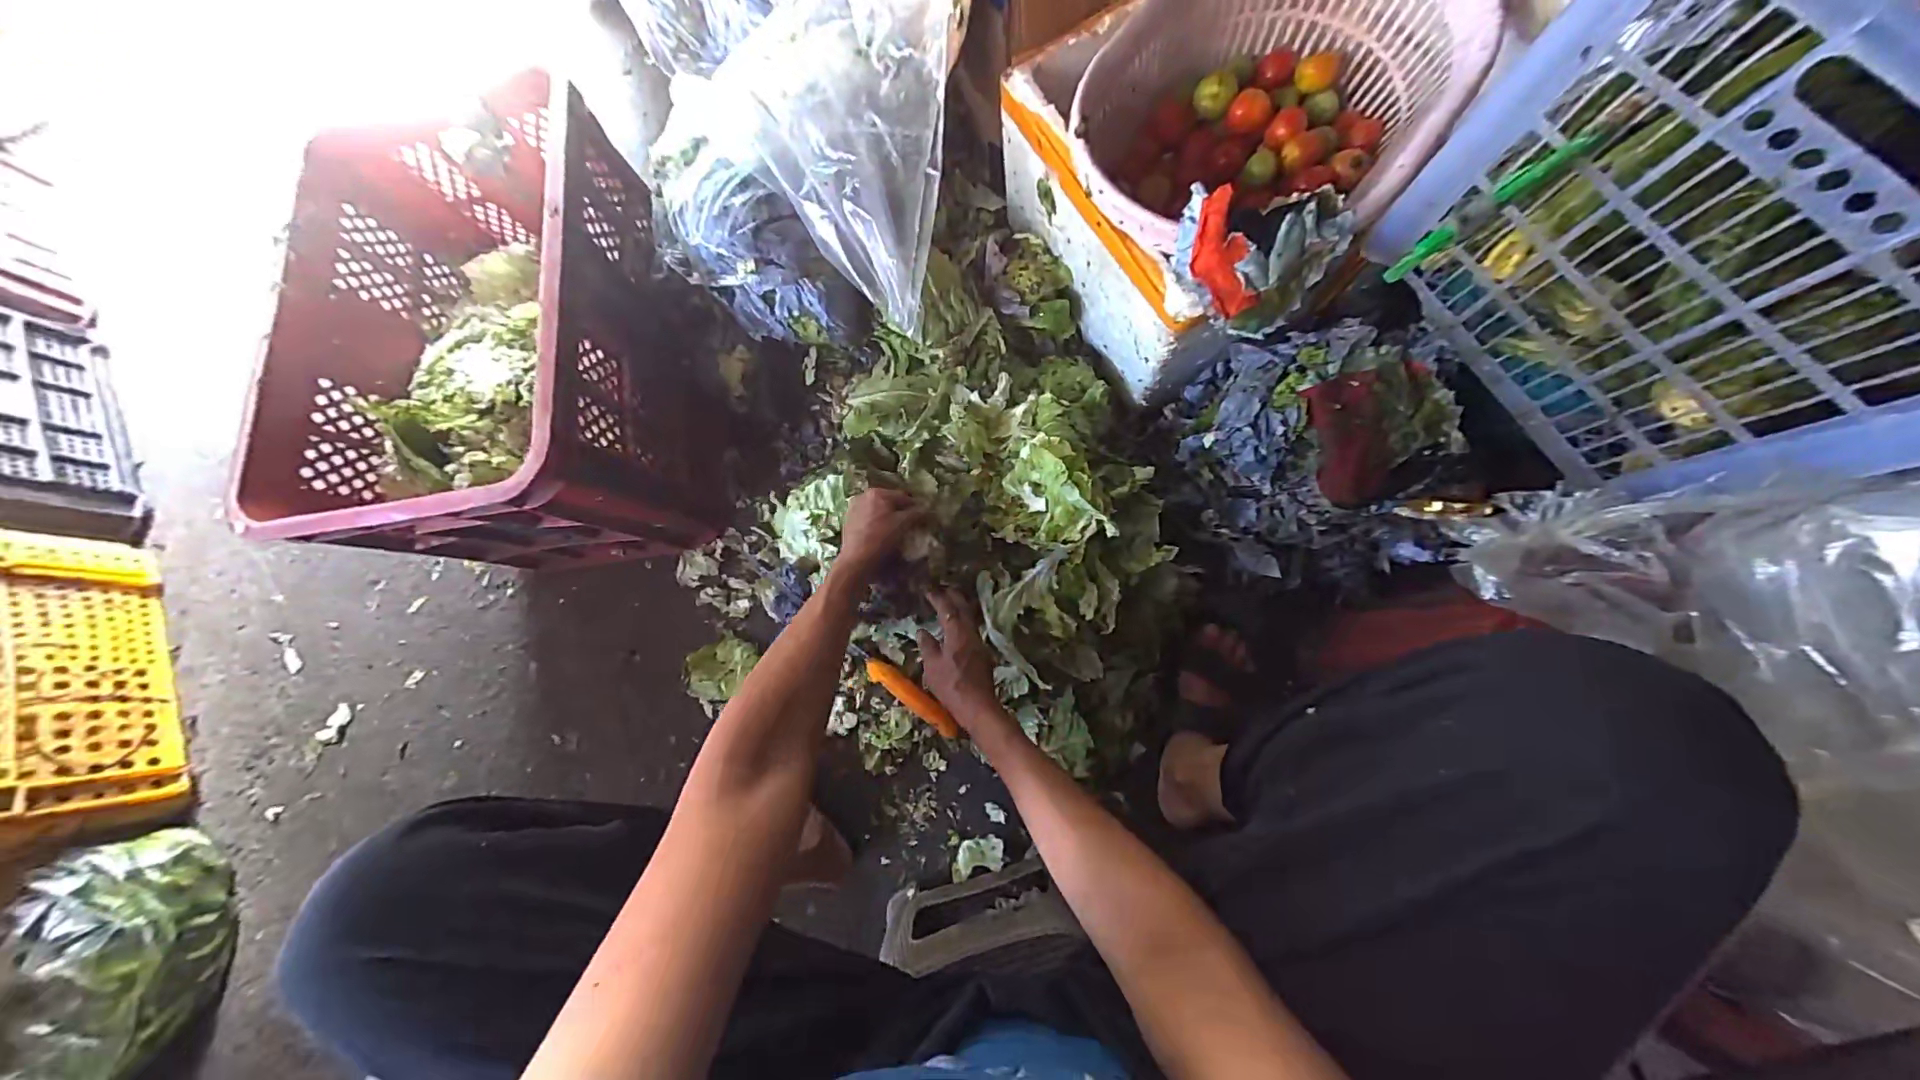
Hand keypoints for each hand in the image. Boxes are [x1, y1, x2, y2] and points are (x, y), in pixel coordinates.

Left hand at [834, 487, 921, 583]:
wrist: (856, 561)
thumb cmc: (881, 539)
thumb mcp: (903, 524)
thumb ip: (916, 513)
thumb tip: (927, 508)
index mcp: (877, 493)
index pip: (904, 497)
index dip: (916, 507)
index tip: (924, 516)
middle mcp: (863, 496)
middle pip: (889, 502)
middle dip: (900, 511)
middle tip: (910, 523)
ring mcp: (854, 508)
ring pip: (878, 509)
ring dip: (888, 516)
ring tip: (896, 529)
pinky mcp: (849, 521)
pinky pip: (868, 517)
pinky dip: (876, 522)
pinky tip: (881, 533)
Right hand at [917, 588, 1007, 732]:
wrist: (977, 706)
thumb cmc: (951, 686)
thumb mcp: (932, 667)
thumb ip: (927, 646)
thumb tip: (922, 631)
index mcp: (957, 633)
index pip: (948, 609)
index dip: (938, 597)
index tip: (929, 590)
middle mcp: (971, 634)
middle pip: (964, 609)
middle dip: (954, 597)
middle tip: (943, 589)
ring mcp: (979, 644)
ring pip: (970, 619)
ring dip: (960, 609)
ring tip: (950, 605)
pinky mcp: (982, 655)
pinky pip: (971, 631)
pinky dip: (963, 623)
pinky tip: (957, 629)